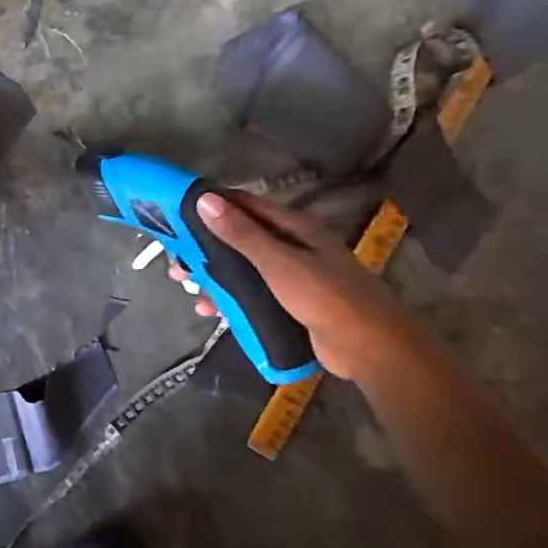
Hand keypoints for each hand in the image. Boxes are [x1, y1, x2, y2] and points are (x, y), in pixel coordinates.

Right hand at [167, 190, 435, 380]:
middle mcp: (292, 247)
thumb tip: (205, 199)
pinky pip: (252, 295)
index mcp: (294, 228)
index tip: (177, 210)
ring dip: (215, 277)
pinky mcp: (290, 304)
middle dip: (206, 248)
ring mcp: (292, 277)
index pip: (245, 205)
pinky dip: (230, 300)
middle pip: (240, 239)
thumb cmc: (325, 296)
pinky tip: (212, 311)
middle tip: (177, 261)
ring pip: (243, 269)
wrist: (370, 348)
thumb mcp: (278, 262)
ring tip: (189, 288)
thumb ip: (241, 233)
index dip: (212, 204)